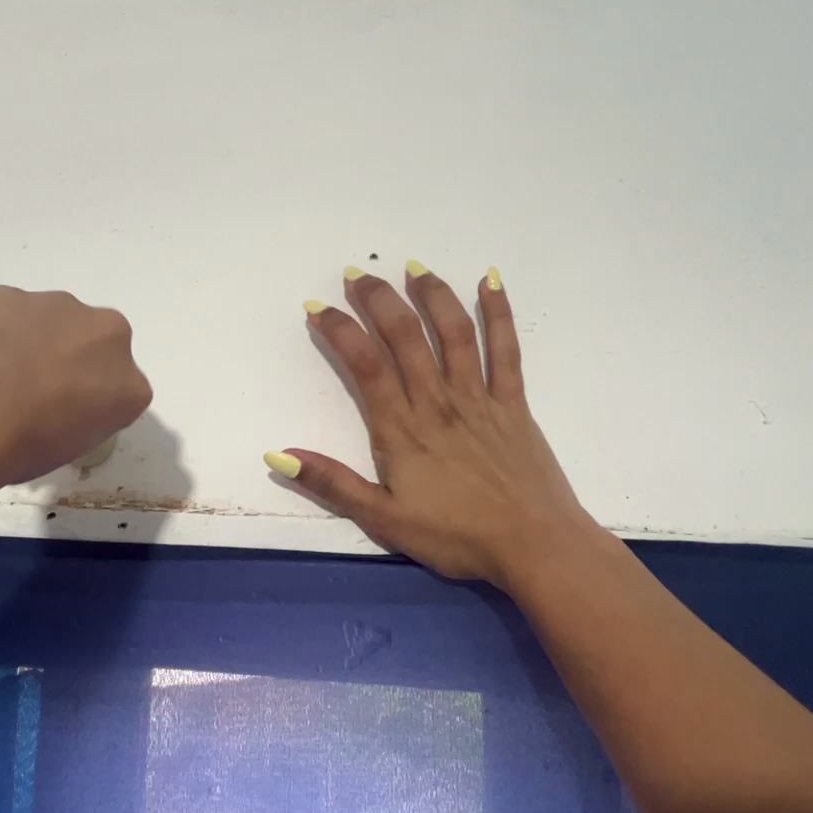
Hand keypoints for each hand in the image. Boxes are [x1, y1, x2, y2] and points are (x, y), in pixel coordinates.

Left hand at [0, 285, 151, 484]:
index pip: (119, 397)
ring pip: (51, 324)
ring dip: (30, 343)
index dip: (87, 408)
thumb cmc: (21, 442)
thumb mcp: (59, 452)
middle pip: (93, 347)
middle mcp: (105, 336)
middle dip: (68, 362)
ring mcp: (58, 305)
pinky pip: (9, 314)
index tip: (61, 421)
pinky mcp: (10, 290)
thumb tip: (45, 412)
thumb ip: (69, 422)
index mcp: (127, 385)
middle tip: (30, 393)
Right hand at [268, 264, 603, 589]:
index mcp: (402, 430)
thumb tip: (278, 455)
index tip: (318, 307)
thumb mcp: (382, 519)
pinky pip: (505, 349)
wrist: (534, 545)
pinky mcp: (514, 404)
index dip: (340, 331)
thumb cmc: (454, 537)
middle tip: (357, 274)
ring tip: (412, 267)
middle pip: (405, 337)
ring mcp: (480, 398)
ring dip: (431, 294)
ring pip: (453, 332)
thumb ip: (332, 483)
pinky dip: (498, 312)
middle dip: (378, 300)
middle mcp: (438, 402)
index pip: (365, 366)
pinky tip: (490, 281)